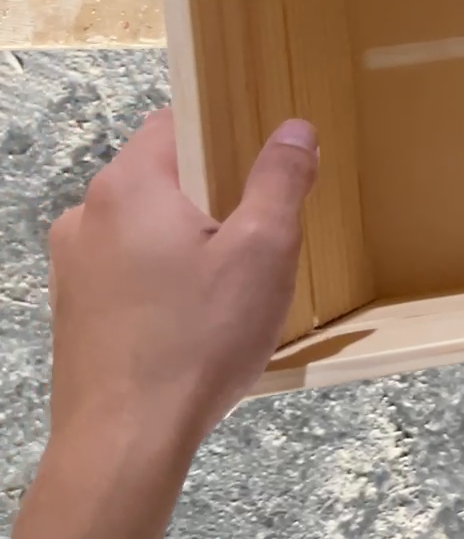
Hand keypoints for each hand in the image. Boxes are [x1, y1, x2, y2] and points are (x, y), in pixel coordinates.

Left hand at [17, 109, 316, 538]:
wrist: (130, 436)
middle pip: (170, 167)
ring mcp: (77, 262)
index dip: (231, 118)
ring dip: (208, 218)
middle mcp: (88, 217)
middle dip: (228, 176)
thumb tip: (294, 127)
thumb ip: (280, 177)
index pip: (177, 120)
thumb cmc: (204, 330)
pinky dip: (184, 252)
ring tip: (256, 253)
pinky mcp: (82, 300)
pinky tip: (218, 289)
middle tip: (282, 204)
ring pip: (158, 211)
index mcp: (128, 191)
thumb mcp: (266, 244)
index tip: (278, 139)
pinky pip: (142, 249)